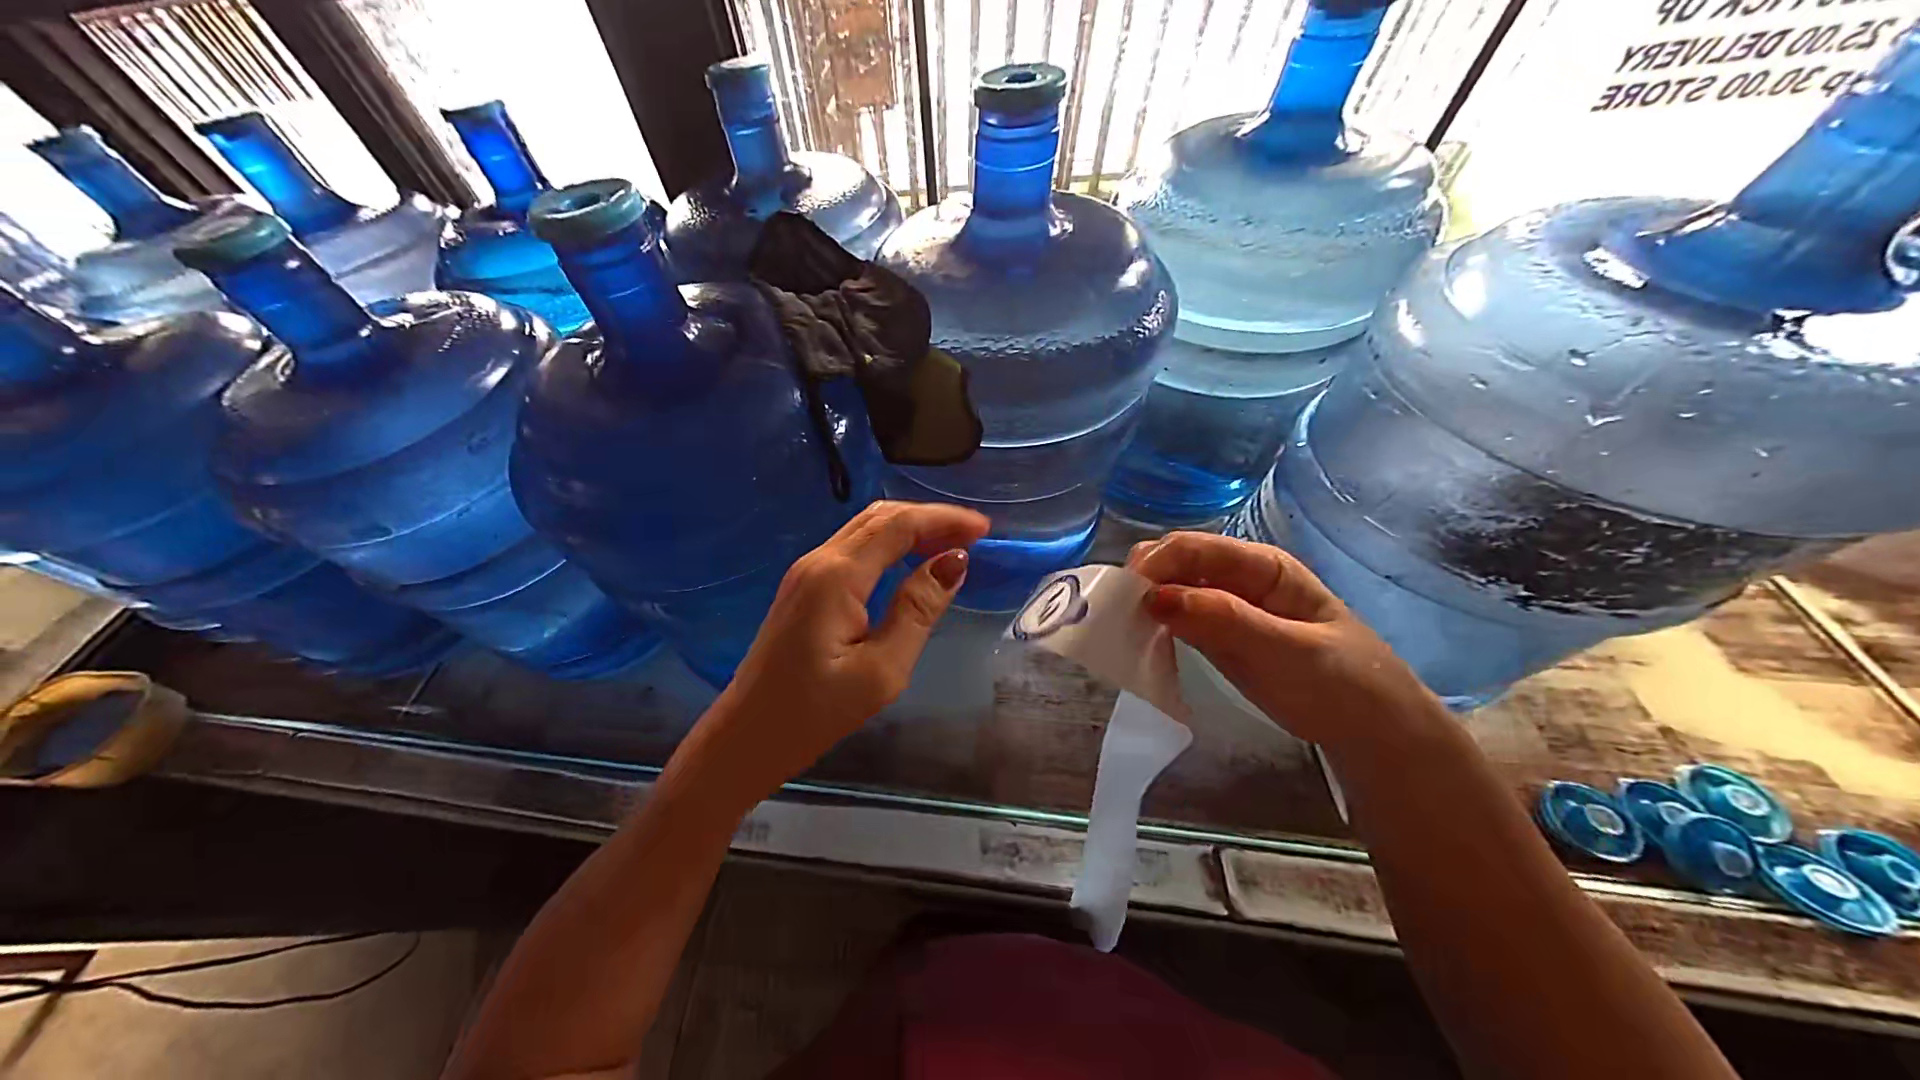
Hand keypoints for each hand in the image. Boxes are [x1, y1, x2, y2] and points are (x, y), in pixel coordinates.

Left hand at [698, 501, 990, 804]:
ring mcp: (806, 572)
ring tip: (952, 546)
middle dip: (929, 518)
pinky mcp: (804, 588)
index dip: (943, 519)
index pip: (897, 525)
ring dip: (909, 530)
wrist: (747, 737)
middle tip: (973, 535)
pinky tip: (912, 563)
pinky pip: (854, 550)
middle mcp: (818, 562)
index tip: (984, 529)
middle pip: (880, 517)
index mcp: (836, 577)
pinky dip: (889, 546)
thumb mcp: (882, 670)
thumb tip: (954, 562)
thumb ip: (918, 610)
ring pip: (865, 530)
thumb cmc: (816, 712)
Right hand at [1128, 531, 1448, 752]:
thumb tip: (1155, 597)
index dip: (1157, 562)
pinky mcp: (1215, 636)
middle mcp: (1237, 578)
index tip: (1125, 593)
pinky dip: (1153, 627)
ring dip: (1142, 604)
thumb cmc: (1343, 683)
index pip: (1196, 547)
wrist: (1369, 730)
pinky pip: (1174, 620)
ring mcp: (1224, 607)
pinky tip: (1138, 641)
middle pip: (1176, 563)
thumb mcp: (1288, 651)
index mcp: (1261, 566)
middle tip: (1116, 614)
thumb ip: (1225, 621)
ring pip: (1169, 590)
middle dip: (1143, 580)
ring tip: (1118, 628)